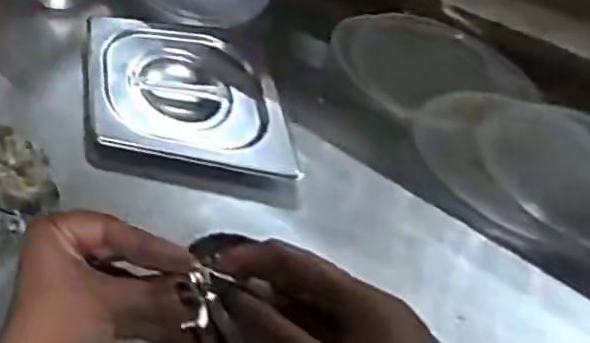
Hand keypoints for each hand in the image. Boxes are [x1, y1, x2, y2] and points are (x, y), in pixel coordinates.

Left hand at [0, 211, 195, 342]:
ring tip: (202, 308)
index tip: (192, 261)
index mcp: (56, 232)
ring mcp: (75, 281)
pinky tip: (184, 328)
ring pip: (125, 284)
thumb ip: (151, 294)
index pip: (109, 229)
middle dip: (159, 273)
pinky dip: (151, 317)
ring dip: (161, 299)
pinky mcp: (87, 311)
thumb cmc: (63, 320)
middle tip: (200, 283)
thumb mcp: (106, 302)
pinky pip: (123, 307)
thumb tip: (195, 289)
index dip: (151, 244)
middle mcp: (63, 249)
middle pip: (119, 255)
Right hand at [214, 240, 435, 342]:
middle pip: (300, 277)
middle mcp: (373, 305)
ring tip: (238, 314)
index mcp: (366, 297)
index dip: (245, 257)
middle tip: (219, 291)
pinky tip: (269, 334)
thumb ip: (273, 325)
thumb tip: (225, 291)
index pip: (290, 256)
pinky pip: (324, 326)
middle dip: (257, 282)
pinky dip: (293, 326)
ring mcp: (379, 331)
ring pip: (310, 303)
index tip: (209, 269)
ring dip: (272, 306)